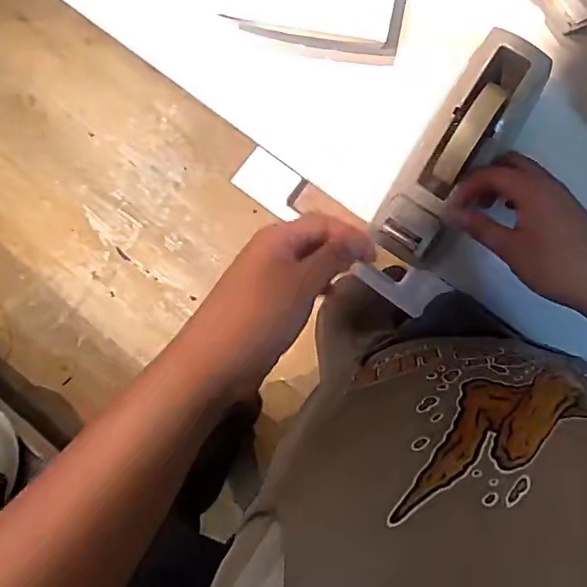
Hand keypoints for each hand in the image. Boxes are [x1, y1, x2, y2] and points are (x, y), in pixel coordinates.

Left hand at [174, 213, 372, 395]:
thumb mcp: (303, 283)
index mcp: (277, 236)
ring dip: (330, 265)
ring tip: (351, 280)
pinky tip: (325, 298)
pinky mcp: (258, 298)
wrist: (209, 365)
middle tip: (368, 267)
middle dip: (343, 246)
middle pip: (314, 236)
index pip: (324, 221)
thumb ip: (333, 256)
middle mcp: (268, 248)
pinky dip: (315, 283)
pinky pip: (294, 279)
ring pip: (305, 259)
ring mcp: (261, 273)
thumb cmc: (261, 317)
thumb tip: (357, 239)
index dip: (353, 233)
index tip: (377, 257)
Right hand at [446, 152, 586, 314]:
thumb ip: (481, 227)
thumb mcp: (511, 249)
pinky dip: (518, 191)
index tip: (452, 206)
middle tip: (470, 201)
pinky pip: (537, 185)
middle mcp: (545, 181)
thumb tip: (454, 213)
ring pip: (525, 173)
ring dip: (503, 183)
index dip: (467, 186)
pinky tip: (512, 215)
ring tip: (487, 208)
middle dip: (486, 176)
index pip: (490, 173)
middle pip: (509, 163)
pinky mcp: (567, 205)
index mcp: (530, 187)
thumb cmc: (553, 266)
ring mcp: (559, 192)